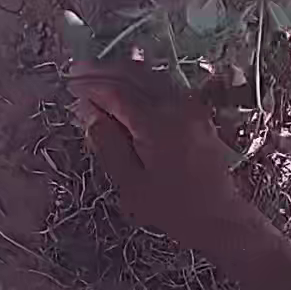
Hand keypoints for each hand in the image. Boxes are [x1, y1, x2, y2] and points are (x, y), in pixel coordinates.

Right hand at [67, 59, 264, 251]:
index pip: (116, 92)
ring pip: (151, 77)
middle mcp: (175, 106)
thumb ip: (108, 143)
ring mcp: (190, 107)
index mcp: (155, 123)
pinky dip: (141, 81)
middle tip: (78, 72)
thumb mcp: (131, 182)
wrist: (219, 217)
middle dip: (103, 71)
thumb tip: (88, 112)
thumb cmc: (172, 207)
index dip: (91, 86)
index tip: (70, 84)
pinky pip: (165, 86)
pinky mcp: (197, 114)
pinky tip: (129, 86)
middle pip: (134, 76)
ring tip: (98, 75)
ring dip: (122, 72)